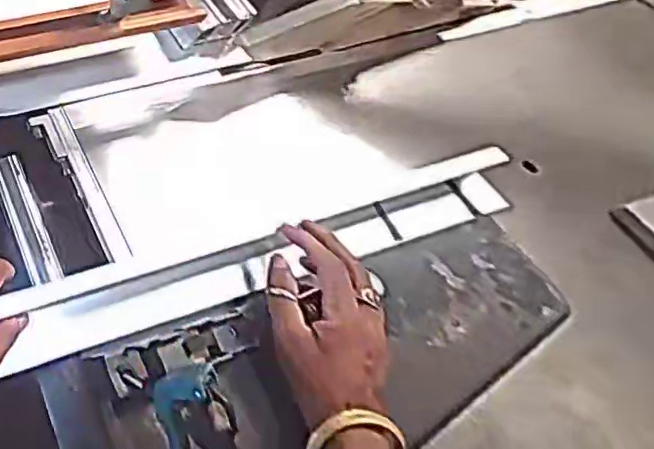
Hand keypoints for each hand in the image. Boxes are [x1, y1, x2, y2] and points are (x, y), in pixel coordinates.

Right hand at [267, 222, 390, 428]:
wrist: (350, 425)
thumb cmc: (321, 388)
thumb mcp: (289, 338)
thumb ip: (282, 295)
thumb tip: (279, 265)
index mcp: (347, 313)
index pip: (328, 262)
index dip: (307, 240)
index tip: (289, 230)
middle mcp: (367, 317)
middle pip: (351, 264)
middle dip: (326, 240)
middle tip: (306, 227)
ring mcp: (374, 329)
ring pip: (360, 280)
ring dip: (336, 260)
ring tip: (312, 254)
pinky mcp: (375, 340)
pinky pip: (363, 296)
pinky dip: (344, 280)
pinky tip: (328, 287)